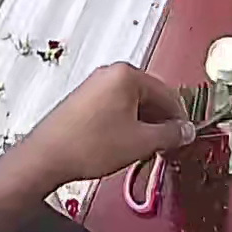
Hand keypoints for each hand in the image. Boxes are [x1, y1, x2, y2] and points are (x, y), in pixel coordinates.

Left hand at [2, 64, 193, 191]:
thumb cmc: (89, 146)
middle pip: (150, 96)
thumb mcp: (141, 142)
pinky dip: (126, 123)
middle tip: (167, 145)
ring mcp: (95, 85)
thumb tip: (186, 131)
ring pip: (132, 102)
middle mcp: (111, 73)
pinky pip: (115, 107)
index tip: (185, 136)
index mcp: (127, 75)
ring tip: (146, 148)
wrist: (46, 158)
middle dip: (161, 121)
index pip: (167, 94)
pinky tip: (125, 143)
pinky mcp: (84, 99)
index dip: (180, 118)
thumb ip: (170, 134)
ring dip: (144, 124)